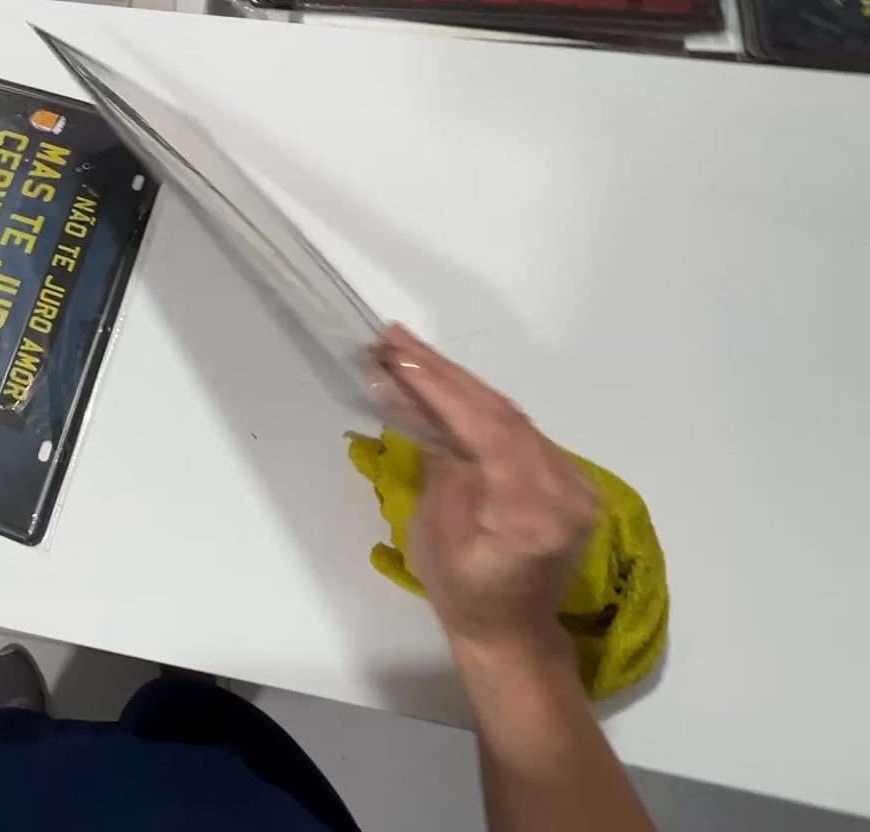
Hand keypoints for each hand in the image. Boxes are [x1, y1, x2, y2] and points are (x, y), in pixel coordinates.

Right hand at [374, 326, 597, 668]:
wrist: (510, 627)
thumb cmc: (462, 589)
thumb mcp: (437, 531)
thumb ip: (442, 467)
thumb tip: (421, 410)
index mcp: (534, 512)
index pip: (489, 431)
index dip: (441, 388)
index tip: (397, 356)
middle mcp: (567, 490)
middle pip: (501, 414)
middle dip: (442, 372)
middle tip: (394, 339)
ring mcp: (573, 482)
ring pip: (508, 414)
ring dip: (455, 380)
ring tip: (407, 351)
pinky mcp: (564, 477)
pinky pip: (514, 428)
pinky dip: (472, 402)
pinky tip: (440, 383)